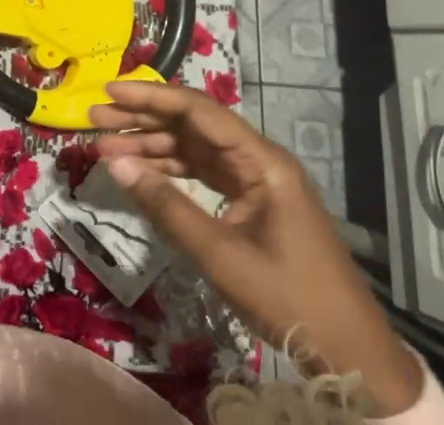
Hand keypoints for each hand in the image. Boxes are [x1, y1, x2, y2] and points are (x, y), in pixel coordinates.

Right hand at [91, 82, 423, 414]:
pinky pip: (204, 174)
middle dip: (143, 120)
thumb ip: (165, 204)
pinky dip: (170, 171)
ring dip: (151, 147)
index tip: (108, 93)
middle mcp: (260, 162)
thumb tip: (114, 163)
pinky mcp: (253, 204)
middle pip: (194, 126)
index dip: (151, 98)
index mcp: (263, 163)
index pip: (199, 112)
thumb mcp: (218, 252)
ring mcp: (258, 183)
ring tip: (104, 148)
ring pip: (195, 150)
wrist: (348, 351)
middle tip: (95, 120)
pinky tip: (139, 174)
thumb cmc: (286, 295)